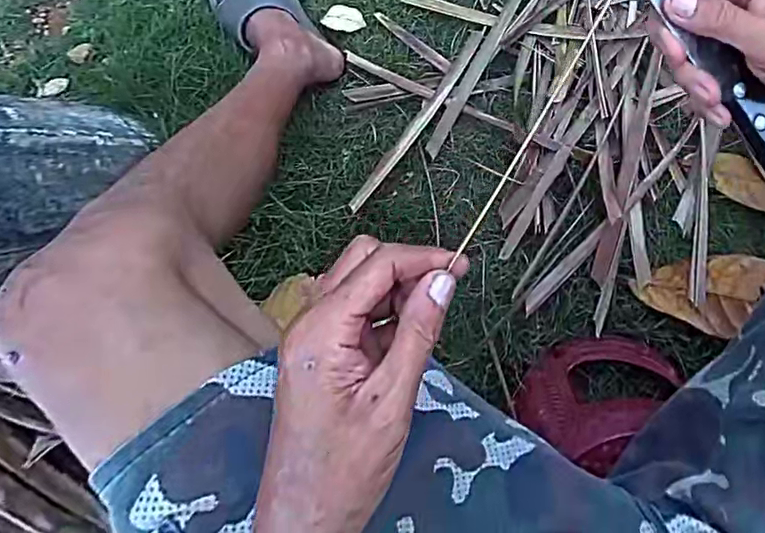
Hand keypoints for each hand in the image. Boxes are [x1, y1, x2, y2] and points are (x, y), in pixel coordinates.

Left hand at [254, 237, 465, 532]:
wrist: (302, 523)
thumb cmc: (345, 470)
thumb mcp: (392, 400)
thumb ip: (419, 331)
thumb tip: (444, 278)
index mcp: (321, 327)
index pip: (377, 264)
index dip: (422, 257)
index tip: (461, 266)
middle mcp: (309, 319)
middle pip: (363, 260)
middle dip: (407, 266)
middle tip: (445, 288)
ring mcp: (311, 332)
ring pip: (359, 279)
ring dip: (396, 287)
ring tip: (428, 316)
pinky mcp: (319, 348)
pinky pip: (355, 307)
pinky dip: (384, 309)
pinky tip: (406, 333)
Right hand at [643, 0, 764, 125]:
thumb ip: (722, 20)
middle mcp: (728, 2)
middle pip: (672, 10)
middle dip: (675, 44)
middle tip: (688, 65)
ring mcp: (721, 33)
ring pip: (679, 47)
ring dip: (691, 77)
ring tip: (716, 98)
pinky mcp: (720, 60)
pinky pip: (691, 73)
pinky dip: (701, 96)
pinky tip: (723, 109)